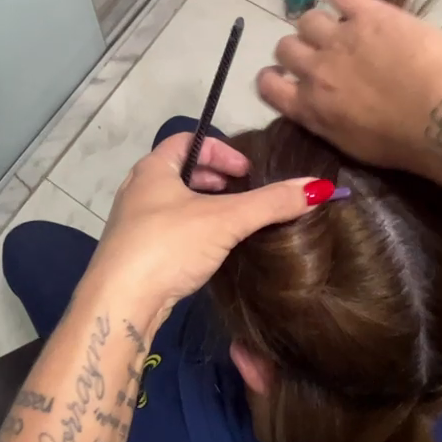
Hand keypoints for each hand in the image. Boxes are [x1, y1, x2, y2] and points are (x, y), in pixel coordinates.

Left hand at [85, 132, 324, 312]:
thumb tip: (321, 187)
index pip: (188, 140)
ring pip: (175, 203)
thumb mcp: (225, 220)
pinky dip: (193, 230)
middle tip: (243, 194)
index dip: (221, 150)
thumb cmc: (168, 246)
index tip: (247, 172)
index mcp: (152, 169)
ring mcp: (133, 223)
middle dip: (216, 179)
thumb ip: (272, 203)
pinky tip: (211, 250)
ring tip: (233, 221)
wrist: (120, 301)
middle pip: (182, 171)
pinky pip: (169, 229)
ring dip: (205, 206)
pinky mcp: (135, 253)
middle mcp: (138, 190)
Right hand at [257, 0, 441, 175]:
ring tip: (340, 26)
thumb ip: (325, 121)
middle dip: (299, 48)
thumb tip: (322, 107)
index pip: (268, 85)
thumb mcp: (350, 144)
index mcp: (309, 107)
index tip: (286, 75)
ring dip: (320, 23)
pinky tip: (354, 1)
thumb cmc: (403, 142)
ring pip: (308, 19)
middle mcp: (315, 71)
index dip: (273, 76)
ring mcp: (339, 38)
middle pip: (285, 47)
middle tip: (321, 51)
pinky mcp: (368, 14)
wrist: (441, 115)